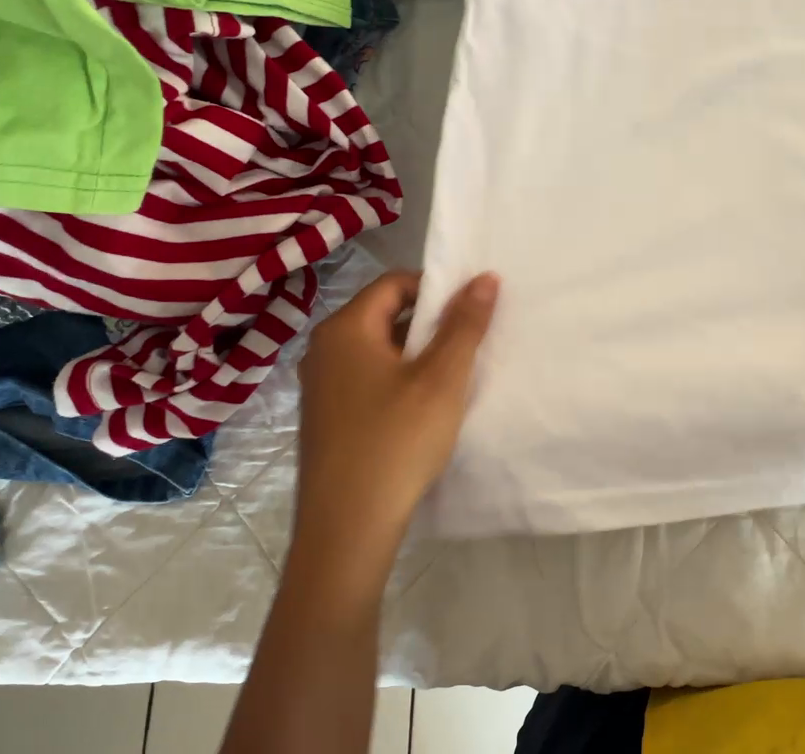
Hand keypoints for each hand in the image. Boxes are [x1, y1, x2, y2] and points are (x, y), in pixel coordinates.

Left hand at [293, 270, 499, 547]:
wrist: (347, 527)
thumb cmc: (396, 441)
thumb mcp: (442, 378)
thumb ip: (465, 324)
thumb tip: (484, 277)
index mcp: (344, 329)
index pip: (394, 283)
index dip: (436, 289)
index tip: (471, 313)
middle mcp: (323, 350)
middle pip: (384, 315)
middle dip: (429, 324)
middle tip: (468, 345)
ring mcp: (319, 387)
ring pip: (377, 351)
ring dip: (416, 356)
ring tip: (451, 379)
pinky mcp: (326, 419)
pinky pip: (366, 380)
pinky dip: (397, 382)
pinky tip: (422, 410)